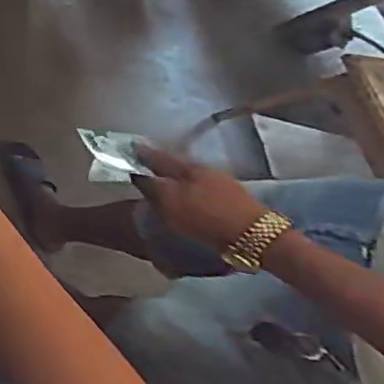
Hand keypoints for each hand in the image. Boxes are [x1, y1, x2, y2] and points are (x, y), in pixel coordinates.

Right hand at [132, 146, 272, 252]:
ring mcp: (220, 182)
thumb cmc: (205, 216)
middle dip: (161, 164)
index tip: (130, 149)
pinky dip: (192, 190)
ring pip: (191, 175)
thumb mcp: (171, 202)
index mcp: (185, 167)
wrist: (253, 234)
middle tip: (146, 165)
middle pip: (176, 164)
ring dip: (177, 177)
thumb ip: (153, 187)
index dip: (143, 154)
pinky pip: (203, 188)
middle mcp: (202, 169)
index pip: (158, 157)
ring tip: (166, 183)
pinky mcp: (232, 198)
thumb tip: (137, 173)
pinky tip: (190, 198)